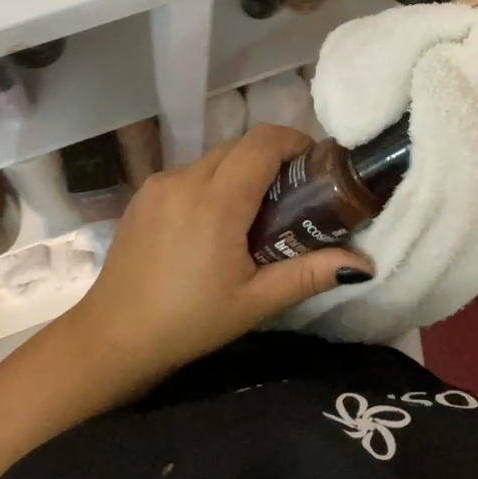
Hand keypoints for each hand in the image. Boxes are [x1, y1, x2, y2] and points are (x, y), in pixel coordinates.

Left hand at [65, 124, 375, 384]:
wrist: (114, 335)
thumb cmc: (189, 321)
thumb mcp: (255, 302)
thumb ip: (309, 274)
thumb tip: (364, 264)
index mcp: (216, 201)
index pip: (263, 142)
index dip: (295, 143)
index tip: (316, 166)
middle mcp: (184, 179)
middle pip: (239, 147)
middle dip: (271, 161)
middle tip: (293, 199)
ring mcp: (158, 184)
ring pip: (212, 159)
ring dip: (240, 174)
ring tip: (255, 217)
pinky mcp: (143, 196)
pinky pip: (187, 174)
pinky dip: (211, 185)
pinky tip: (214, 226)